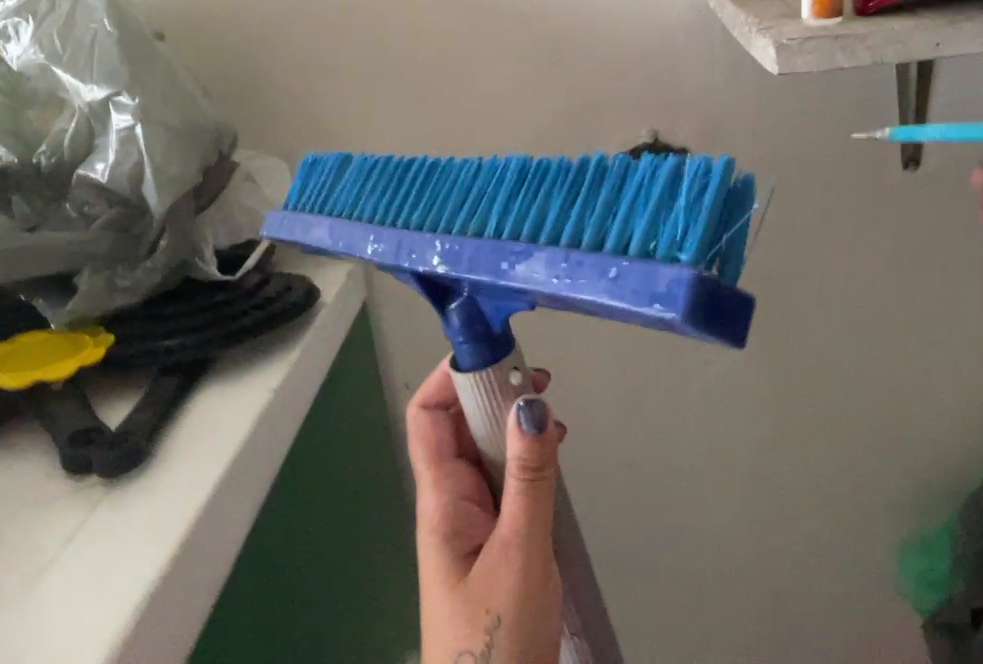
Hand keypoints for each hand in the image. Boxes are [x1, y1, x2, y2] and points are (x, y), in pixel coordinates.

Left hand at [408, 357, 565, 663]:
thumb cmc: (495, 637)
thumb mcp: (520, 552)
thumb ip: (529, 477)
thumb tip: (530, 401)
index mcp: (440, 498)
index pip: (429, 414)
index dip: (453, 374)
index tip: (495, 348)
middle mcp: (451, 500)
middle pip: (458, 425)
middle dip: (492, 392)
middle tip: (538, 377)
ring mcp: (472, 520)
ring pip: (486, 451)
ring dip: (513, 423)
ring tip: (552, 410)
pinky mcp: (495, 539)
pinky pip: (506, 481)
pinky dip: (527, 457)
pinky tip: (553, 452)